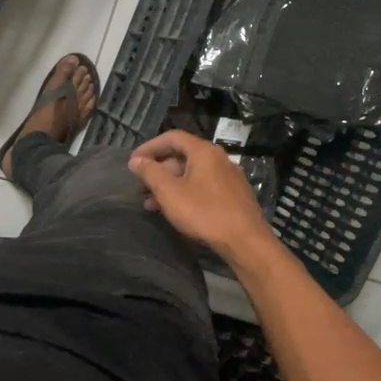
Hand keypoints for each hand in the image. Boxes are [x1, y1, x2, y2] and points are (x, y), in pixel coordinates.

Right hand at [128, 130, 275, 261]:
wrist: (246, 242)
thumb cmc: (204, 212)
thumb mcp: (169, 191)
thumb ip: (150, 172)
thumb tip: (135, 161)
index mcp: (204, 152)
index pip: (172, 138)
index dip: (149, 147)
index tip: (133, 161)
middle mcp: (219, 160)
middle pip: (181, 156)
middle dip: (157, 170)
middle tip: (140, 185)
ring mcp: (228, 178)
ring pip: (191, 174)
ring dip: (168, 184)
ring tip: (150, 202)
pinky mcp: (233, 196)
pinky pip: (202, 187)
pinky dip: (184, 193)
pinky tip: (173, 210)